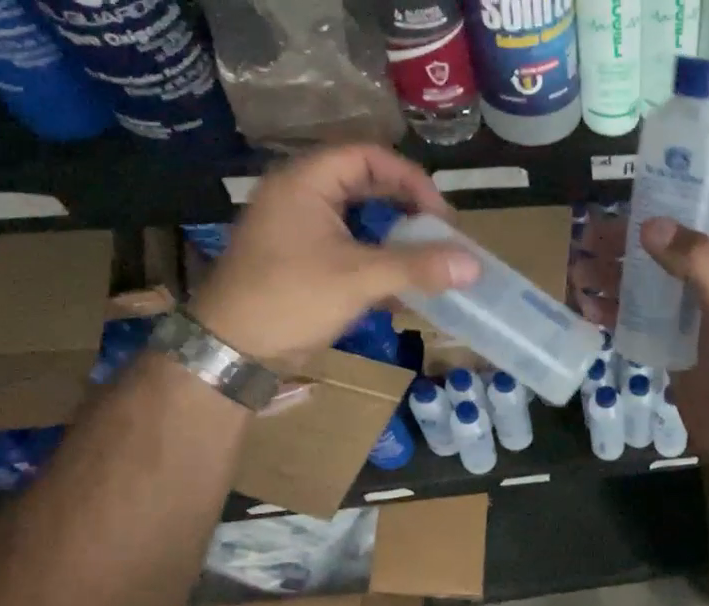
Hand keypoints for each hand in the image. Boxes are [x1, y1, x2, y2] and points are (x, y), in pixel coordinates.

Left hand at [188, 144, 478, 365]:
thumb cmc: (290, 298)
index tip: (440, 215)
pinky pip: (349, 249)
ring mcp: (298, 230)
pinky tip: (403, 290)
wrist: (233, 346)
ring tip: (428, 263)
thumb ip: (417, 267)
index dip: (410, 179)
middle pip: (364, 185)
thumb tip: (474, 265)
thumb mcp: (359, 278)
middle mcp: (299, 197)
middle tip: (440, 236)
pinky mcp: (302, 261)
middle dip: (407, 209)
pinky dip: (378, 262)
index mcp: (305, 183)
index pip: (367, 156)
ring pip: (359, 220)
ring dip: (396, 239)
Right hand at [570, 214, 708, 460]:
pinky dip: (615, 313)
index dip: (671, 204)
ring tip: (576, 270)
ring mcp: (692, 320)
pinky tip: (587, 308)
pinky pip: (640, 322)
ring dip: (615, 277)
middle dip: (628, 243)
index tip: (628, 195)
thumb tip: (650, 225)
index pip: (705, 220)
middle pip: (667, 252)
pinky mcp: (673, 350)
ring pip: (648, 286)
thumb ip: (697, 263)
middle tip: (585, 237)